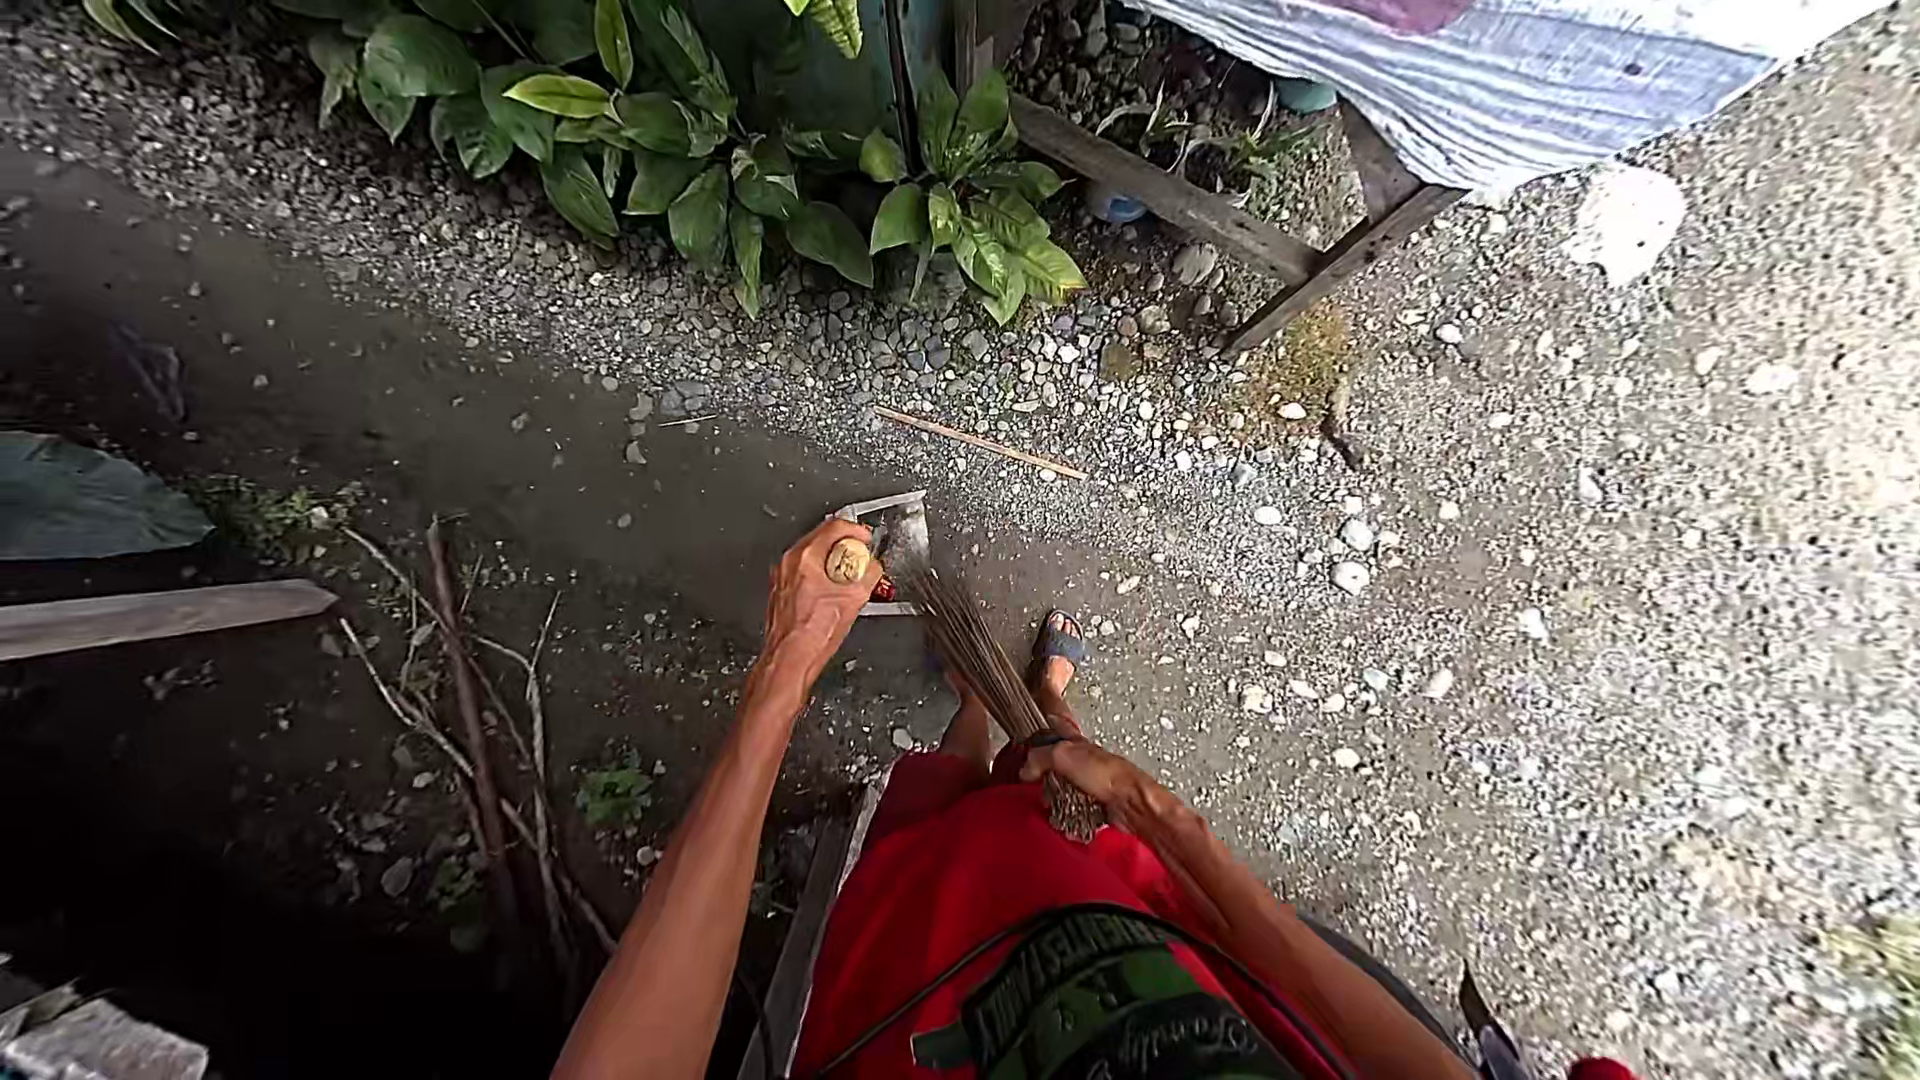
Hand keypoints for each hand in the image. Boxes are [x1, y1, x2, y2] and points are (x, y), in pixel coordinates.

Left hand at [759, 518, 882, 684]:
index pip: (834, 527)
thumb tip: (873, 568)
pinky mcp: (781, 589)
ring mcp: (782, 575)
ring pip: (812, 554)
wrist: (790, 659)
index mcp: (805, 558)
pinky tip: (831, 592)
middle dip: (845, 545)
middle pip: (821, 537)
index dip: (857, 530)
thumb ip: (869, 575)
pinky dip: (820, 573)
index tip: (865, 539)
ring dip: (833, 560)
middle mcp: (789, 562)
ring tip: (848, 577)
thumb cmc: (812, 636)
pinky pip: (804, 570)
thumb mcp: (855, 600)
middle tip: (860, 556)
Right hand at [1020, 738, 1172, 830]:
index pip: (1052, 730)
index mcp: (1075, 742)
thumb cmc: (1105, 774)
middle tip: (1032, 782)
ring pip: (1061, 787)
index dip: (1039, 736)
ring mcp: (1088, 782)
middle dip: (1041, 775)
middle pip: (1053, 763)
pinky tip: (1061, 816)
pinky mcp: (1093, 803)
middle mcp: (1082, 760)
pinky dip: (1065, 812)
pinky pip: (1072, 807)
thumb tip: (1024, 768)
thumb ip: (1039, 757)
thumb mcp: (1062, 755)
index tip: (1024, 746)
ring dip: (1053, 797)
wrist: (1130, 803)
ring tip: (1047, 803)